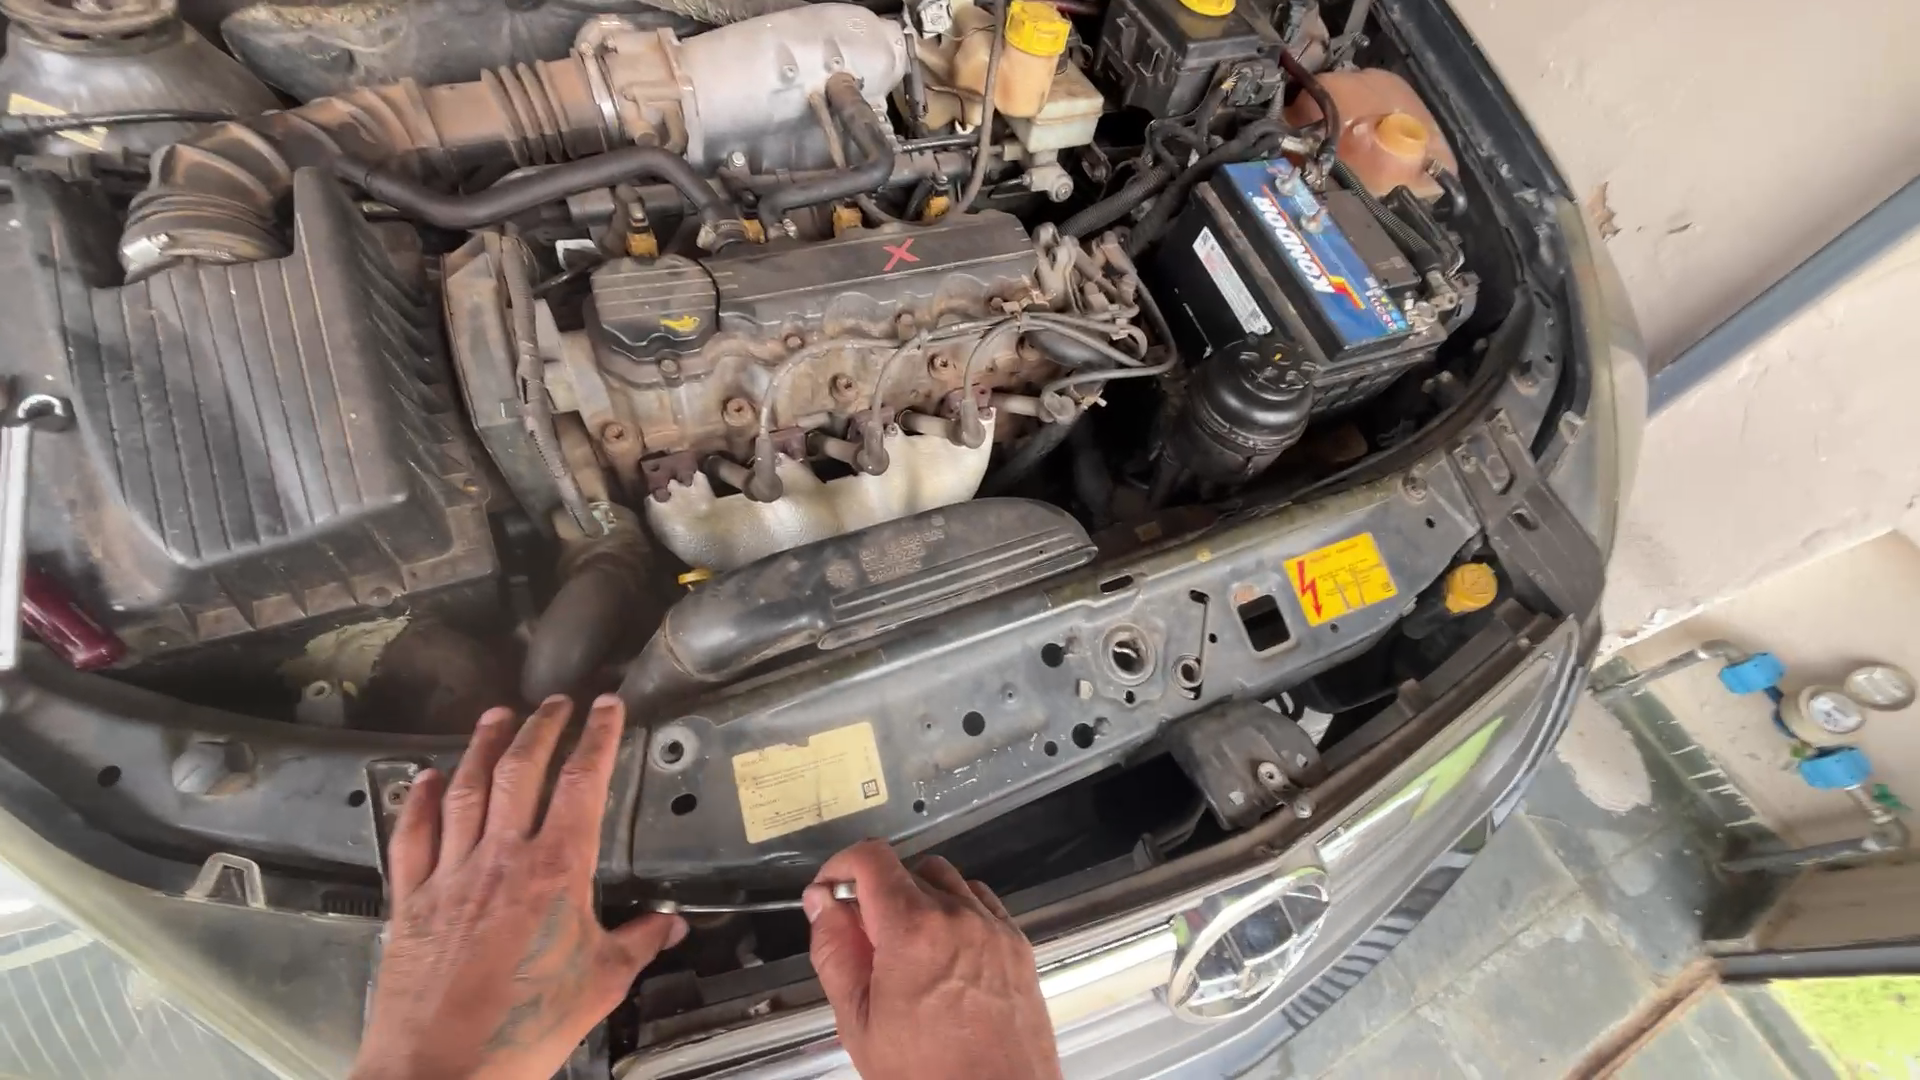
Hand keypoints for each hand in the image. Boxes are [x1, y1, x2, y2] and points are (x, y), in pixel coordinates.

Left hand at [350, 694, 686, 1079]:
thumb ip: (640, 941)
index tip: (608, 705)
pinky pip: (413, 838)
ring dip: (484, 747)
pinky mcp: (410, 902)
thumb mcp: (602, 983)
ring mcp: (452, 875)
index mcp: (557, 868)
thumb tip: (674, 923)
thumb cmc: (528, 1026)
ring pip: (468, 791)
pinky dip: (418, 802)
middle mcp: (503, 857)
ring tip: (498, 714)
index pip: (582, 782)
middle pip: (522, 771)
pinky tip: (427, 776)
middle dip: (543, 727)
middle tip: (557, 700)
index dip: (598, 736)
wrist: (437, 1077)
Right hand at [803, 841, 1061, 1079]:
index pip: (871, 858)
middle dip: (876, 895)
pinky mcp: (1016, 940)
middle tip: (865, 940)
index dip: (842, 866)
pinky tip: (944, 950)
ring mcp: (991, 924)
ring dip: (917, 898)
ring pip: (944, 879)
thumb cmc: (928, 1077)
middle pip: (905, 870)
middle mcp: (957, 914)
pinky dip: (956, 910)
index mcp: (913, 929)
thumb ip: (834, 951)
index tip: (831, 890)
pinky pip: (979, 900)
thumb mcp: (859, 1023)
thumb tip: (822, 904)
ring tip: (907, 949)